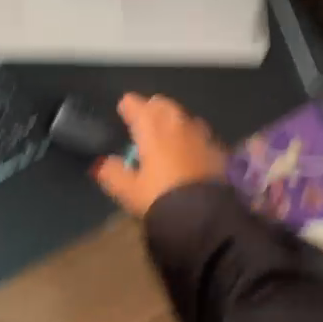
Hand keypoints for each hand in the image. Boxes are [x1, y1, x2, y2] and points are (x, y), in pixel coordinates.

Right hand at [93, 94, 227, 217]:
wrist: (205, 216)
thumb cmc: (160, 198)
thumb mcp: (127, 190)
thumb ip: (112, 173)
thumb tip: (103, 163)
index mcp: (152, 128)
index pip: (137, 105)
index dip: (128, 106)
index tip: (123, 108)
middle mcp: (178, 125)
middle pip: (164, 105)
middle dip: (153, 108)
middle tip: (145, 118)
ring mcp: (202, 136)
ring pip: (185, 118)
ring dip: (174, 121)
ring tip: (167, 134)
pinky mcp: (219, 151)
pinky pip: (202, 136)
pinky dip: (192, 139)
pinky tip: (189, 152)